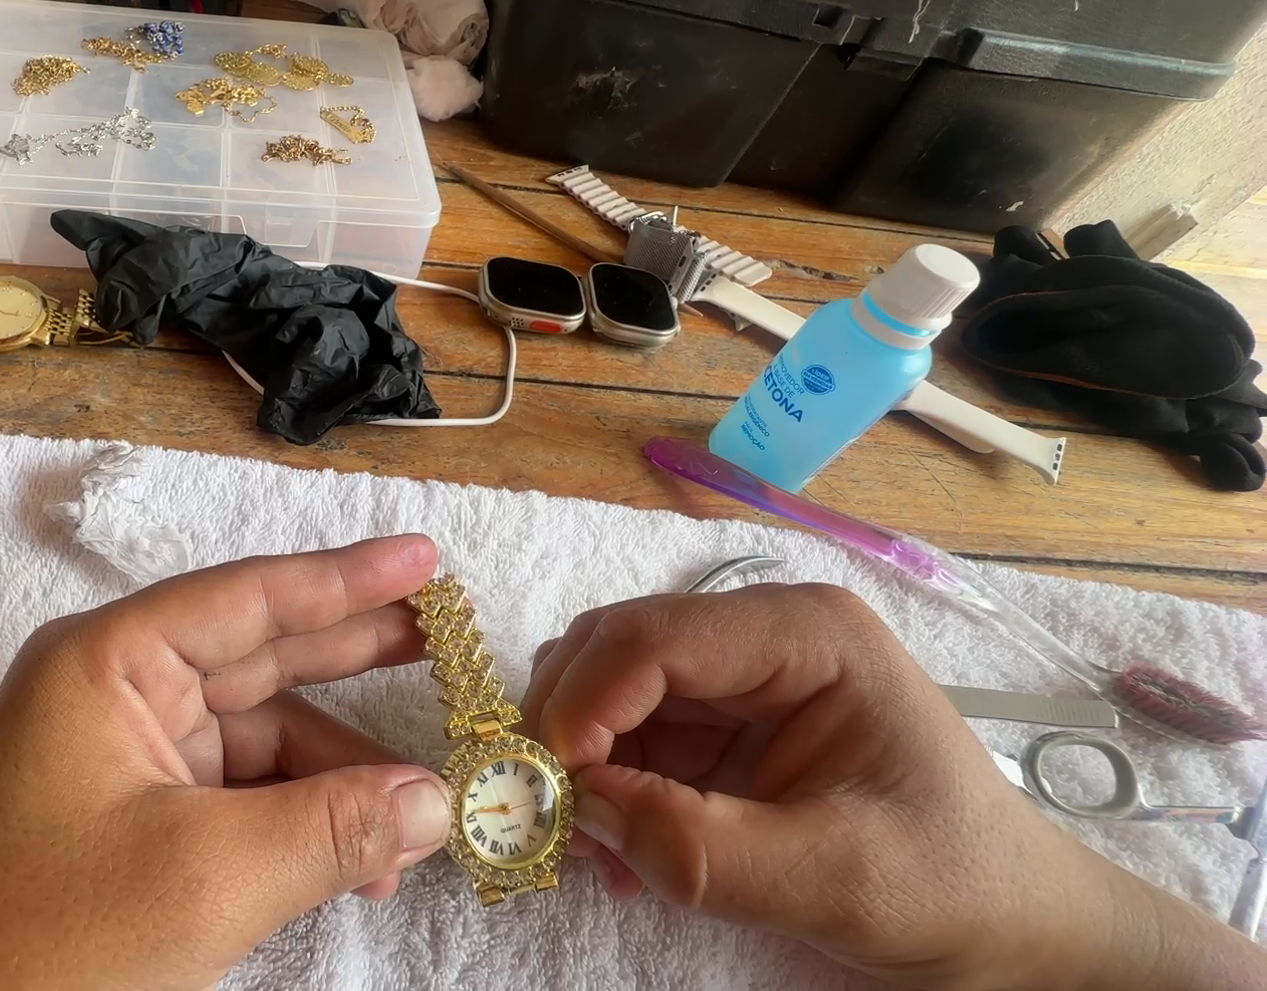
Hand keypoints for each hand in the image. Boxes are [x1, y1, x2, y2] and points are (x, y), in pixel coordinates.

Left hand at [0, 535, 450, 990]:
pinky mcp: (141, 808)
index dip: (344, 577)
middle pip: (260, 650)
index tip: (422, 557)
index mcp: (110, 661)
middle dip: (353, 649)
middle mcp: (120, 686)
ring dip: (339, 772)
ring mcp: (131, 748)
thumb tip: (435, 801)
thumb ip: (331, 829)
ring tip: (418, 812)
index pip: (247, 597)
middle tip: (442, 635)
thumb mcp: (202, 881)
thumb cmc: (40, 950)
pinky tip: (361, 857)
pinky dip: (304, 816)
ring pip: (262, 733)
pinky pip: (244, 789)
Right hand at [522, 583, 1265, 989]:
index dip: (589, 700)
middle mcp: (750, 630)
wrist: (1008, 929)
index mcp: (802, 633)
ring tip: (588, 839)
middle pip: (612, 647)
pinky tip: (613, 839)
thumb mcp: (843, 884)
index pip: (656, 637)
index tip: (554, 781)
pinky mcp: (706, 711)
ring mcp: (724, 667)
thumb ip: (704, 850)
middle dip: (568, 726)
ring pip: (599, 682)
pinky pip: (617, 727)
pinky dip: (594, 778)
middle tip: (551, 810)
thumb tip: (581, 808)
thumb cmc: (954, 892)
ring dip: (574, 755)